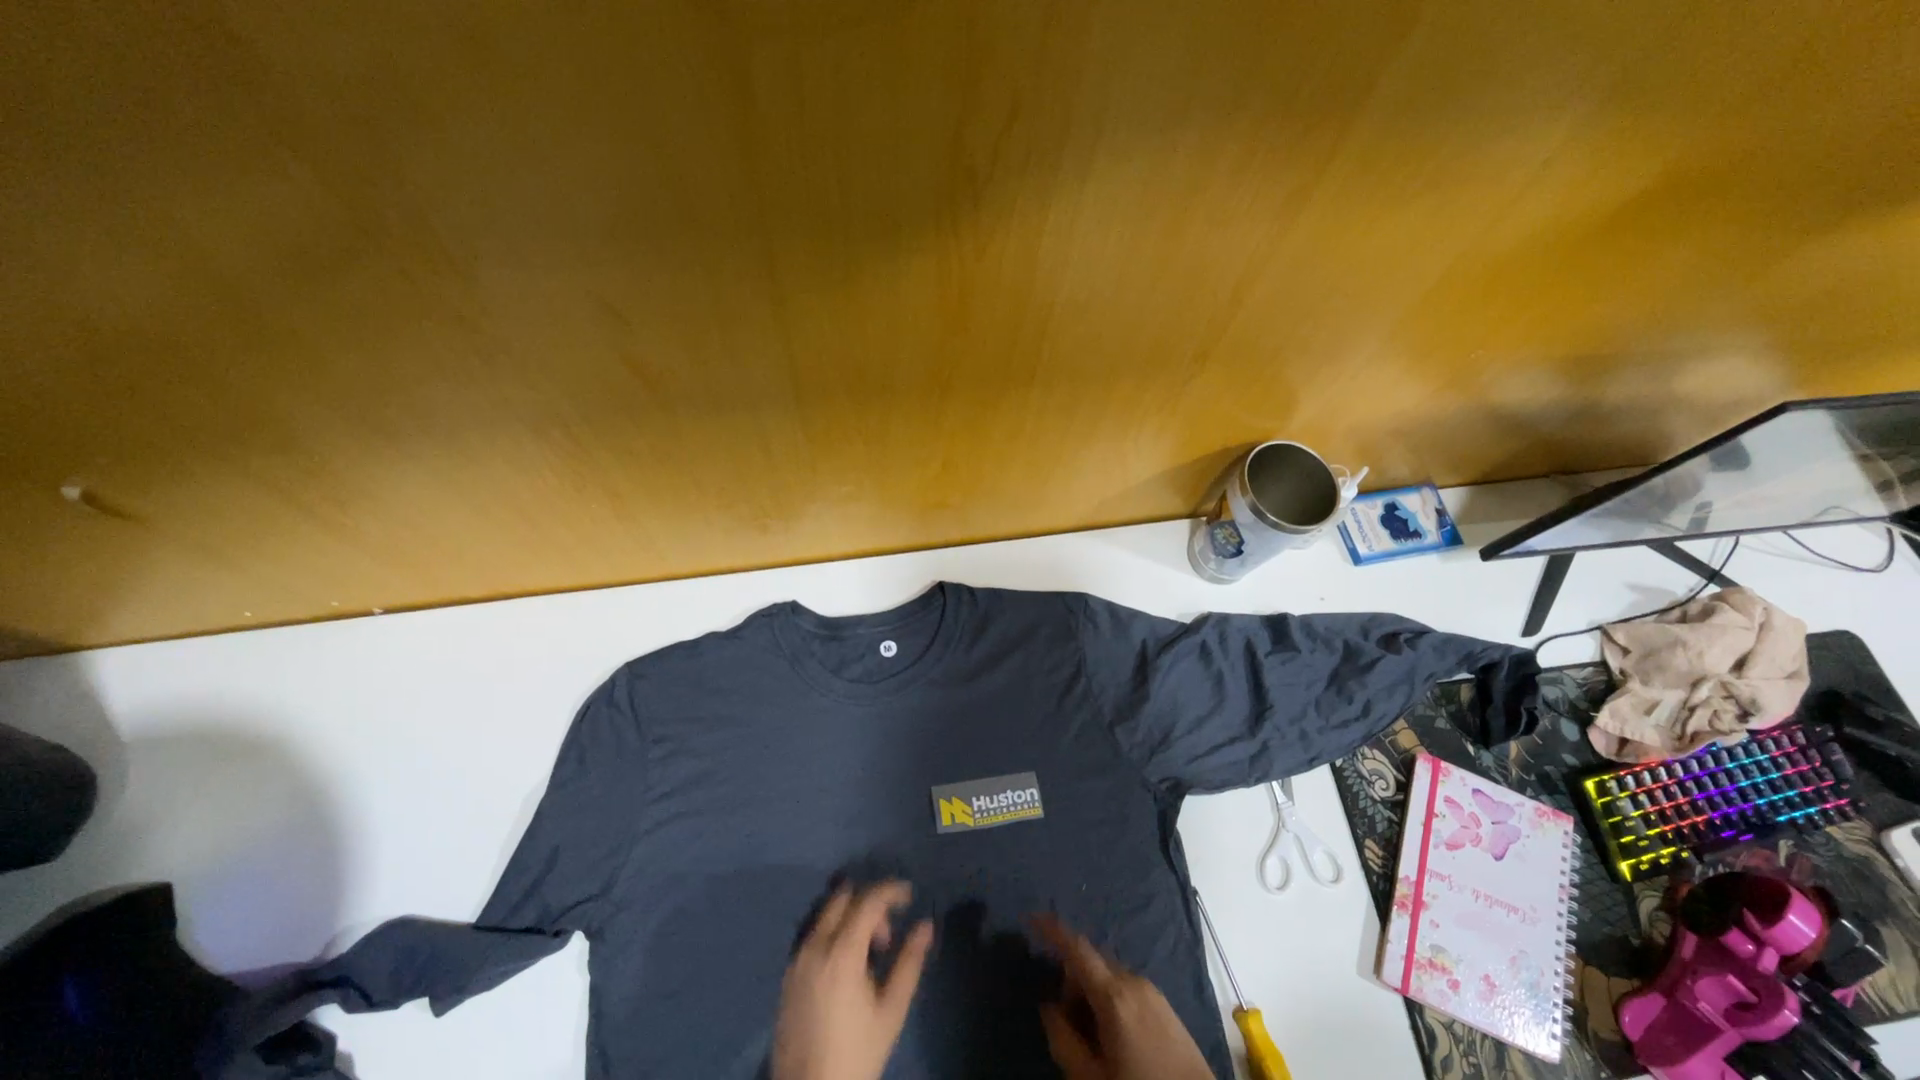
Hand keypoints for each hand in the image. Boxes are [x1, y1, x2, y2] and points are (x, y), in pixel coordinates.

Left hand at [771, 880, 933, 1079]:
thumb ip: (909, 961)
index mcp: (842, 952)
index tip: (909, 894)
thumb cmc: (858, 1050)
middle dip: (869, 902)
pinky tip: (846, 961)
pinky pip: (812, 933)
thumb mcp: (892, 1008)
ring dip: (849, 915)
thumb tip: (926, 925)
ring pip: (824, 913)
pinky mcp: (788, 972)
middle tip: (888, 933)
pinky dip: (832, 930)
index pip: (868, 901)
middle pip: (842, 898)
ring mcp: (796, 958)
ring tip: (870, 950)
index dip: (891, 890)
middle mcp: (815, 946)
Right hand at [1032, 914, 1212, 1079]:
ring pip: (1109, 976)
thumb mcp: (1089, 1075)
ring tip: (1089, 1033)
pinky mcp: (1164, 1004)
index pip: (1077, 949)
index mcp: (1113, 995)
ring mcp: (1152, 991)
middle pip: (1091, 962)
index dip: (1052, 930)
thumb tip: (1049, 1007)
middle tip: (1064, 1017)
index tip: (1031, 918)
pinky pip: (1126, 987)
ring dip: (1090, 992)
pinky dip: (1109, 998)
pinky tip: (1111, 1033)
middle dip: (1070, 980)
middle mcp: (1133, 982)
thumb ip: (1062, 1038)